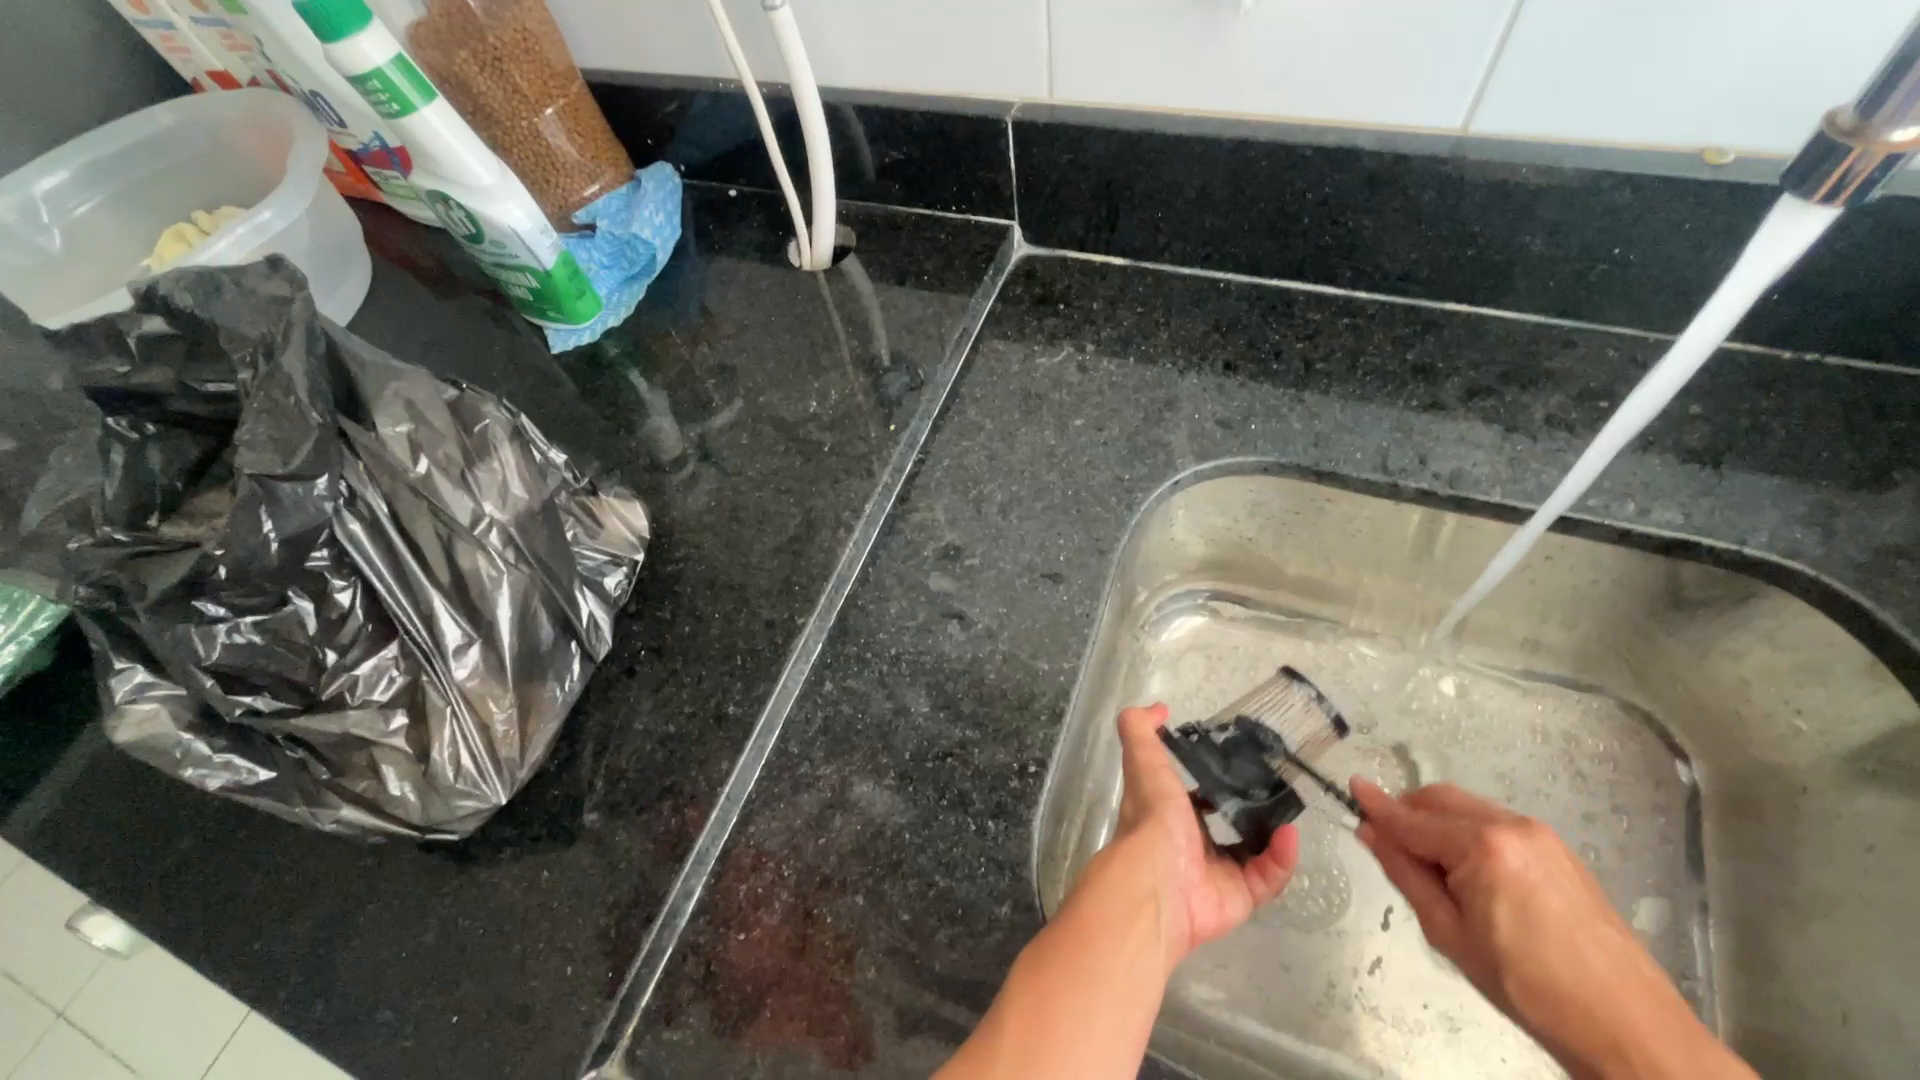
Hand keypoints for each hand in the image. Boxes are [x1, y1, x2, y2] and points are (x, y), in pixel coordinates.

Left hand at [1101, 704, 1298, 972]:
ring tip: (1291, 812)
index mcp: (1166, 813)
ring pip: (1254, 853)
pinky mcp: (1239, 897)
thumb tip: (1157, 707)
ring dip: (1274, 834)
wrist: (1157, 881)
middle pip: (1226, 824)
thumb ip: (1141, 730)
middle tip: (1277, 788)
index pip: (1192, 795)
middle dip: (1250, 808)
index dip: (1211, 779)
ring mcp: (1215, 872)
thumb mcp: (1143, 761)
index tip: (1237, 761)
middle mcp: (1190, 843)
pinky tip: (1290, 837)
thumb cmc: (1151, 816)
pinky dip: (1282, 858)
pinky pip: (1268, 877)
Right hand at [1350, 779, 1754, 1079]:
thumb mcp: (1448, 933)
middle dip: (1408, 814)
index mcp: (1482, 846)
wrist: (1625, 1024)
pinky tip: (1471, 877)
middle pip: (1440, 800)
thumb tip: (1372, 834)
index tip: (1350, 787)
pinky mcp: (1560, 851)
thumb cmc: (1526, 986)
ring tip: (1434, 874)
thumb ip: (1406, 874)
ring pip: (1468, 810)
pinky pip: (1496, 826)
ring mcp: (1542, 835)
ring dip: (1439, 826)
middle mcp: (1512, 826)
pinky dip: (1469, 836)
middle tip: (1387, 847)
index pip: (1411, 818)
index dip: (1377, 807)